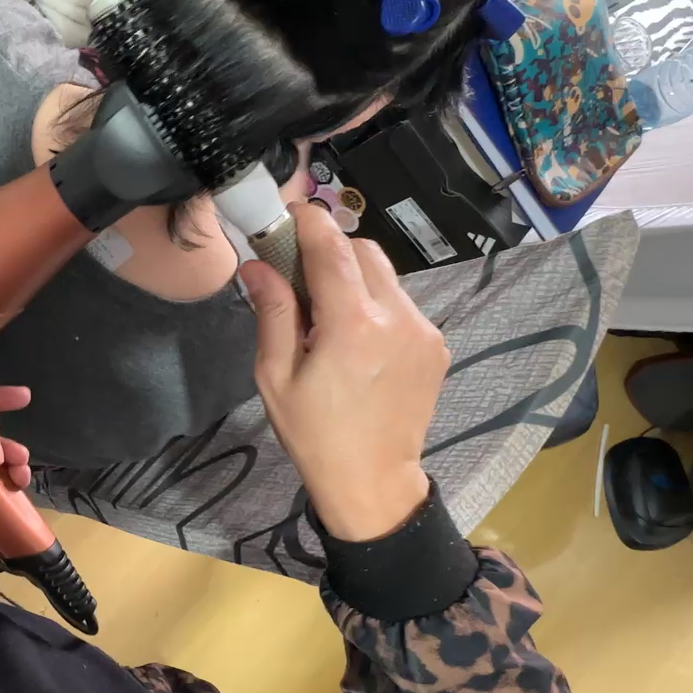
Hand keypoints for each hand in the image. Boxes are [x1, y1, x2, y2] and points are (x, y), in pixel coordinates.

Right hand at [240, 203, 448, 540]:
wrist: (372, 480)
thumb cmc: (313, 432)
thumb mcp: (276, 376)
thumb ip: (272, 313)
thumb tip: (255, 265)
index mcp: (351, 324)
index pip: (331, 249)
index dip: (308, 223)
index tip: (288, 212)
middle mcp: (397, 316)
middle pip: (364, 252)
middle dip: (331, 249)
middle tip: (298, 273)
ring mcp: (424, 330)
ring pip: (386, 275)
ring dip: (353, 277)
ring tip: (327, 315)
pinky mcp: (436, 344)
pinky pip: (402, 304)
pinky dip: (375, 303)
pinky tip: (356, 340)